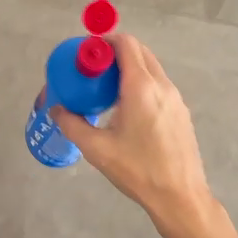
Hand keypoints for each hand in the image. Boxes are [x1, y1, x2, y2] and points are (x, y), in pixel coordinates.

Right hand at [51, 33, 216, 234]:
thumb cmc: (138, 170)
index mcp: (141, 87)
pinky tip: (128, 109)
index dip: (105, 41)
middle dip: (116, 52)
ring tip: (108, 89)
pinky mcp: (181, 112)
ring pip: (151, 68)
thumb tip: (56, 109)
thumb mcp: (97, 149)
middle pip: (140, 51)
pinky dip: (142, 83)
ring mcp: (175, 98)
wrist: (180, 197)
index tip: (88, 54)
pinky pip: (159, 85)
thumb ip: (73, 124)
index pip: (126, 44)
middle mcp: (162, 85)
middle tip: (94, 70)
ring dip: (130, 68)